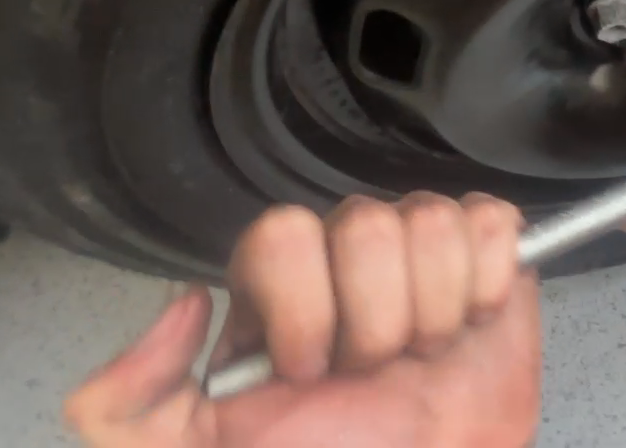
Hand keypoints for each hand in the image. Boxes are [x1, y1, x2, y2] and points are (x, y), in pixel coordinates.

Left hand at [65, 193, 540, 447]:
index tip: (312, 369)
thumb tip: (186, 301)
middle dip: (379, 318)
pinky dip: (488, 279)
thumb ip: (132, 407)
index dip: (303, 301)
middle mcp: (350, 248)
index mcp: (280, 285)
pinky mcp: (488, 243)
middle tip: (379, 368)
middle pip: (366, 222)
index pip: (281, 233)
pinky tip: (474, 318)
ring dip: (437, 307)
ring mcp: (424, 239)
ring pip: (433, 217)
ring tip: (430, 350)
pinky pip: (493, 219)